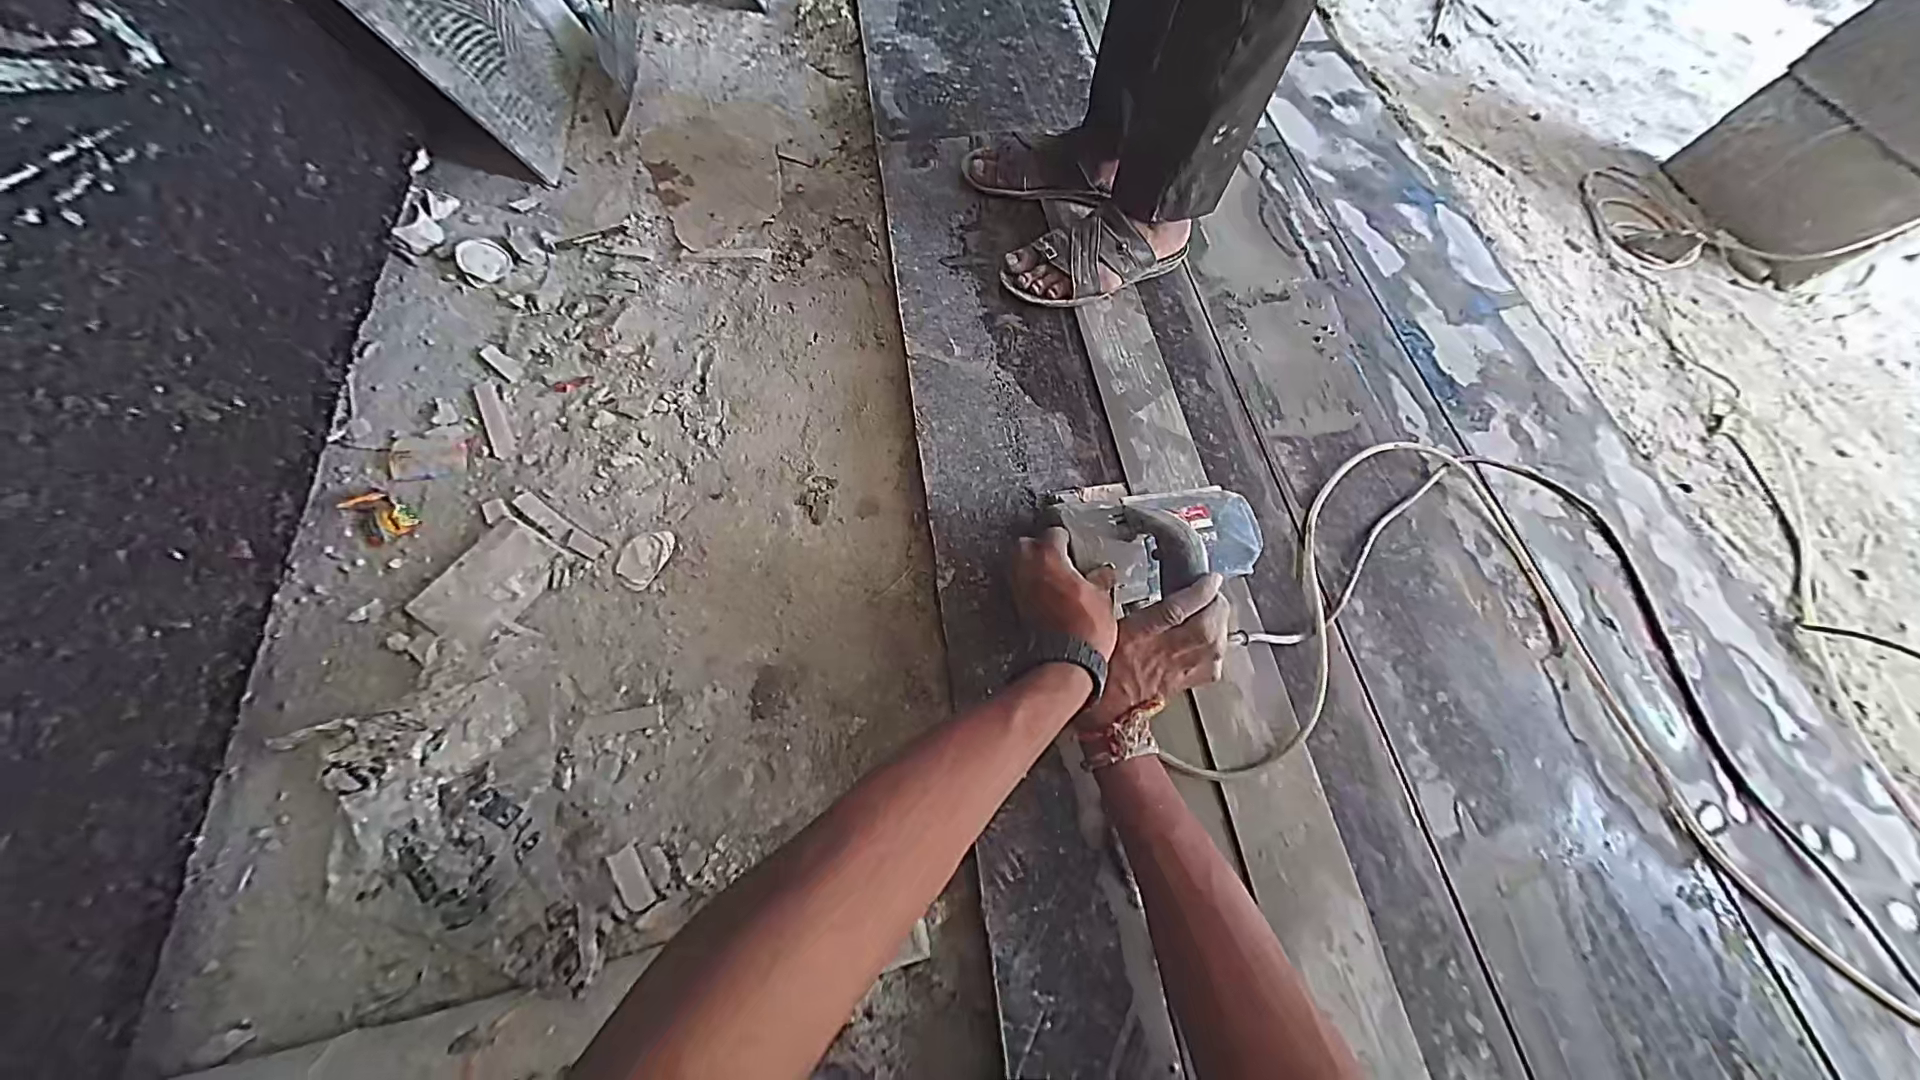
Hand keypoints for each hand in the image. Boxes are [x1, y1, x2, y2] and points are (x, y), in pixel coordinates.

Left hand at [1010, 527, 1120, 658]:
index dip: (1066, 538)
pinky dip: (1029, 585)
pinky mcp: (1016, 606)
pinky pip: (1019, 585)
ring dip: (1031, 565)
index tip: (1073, 544)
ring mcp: (1018, 588)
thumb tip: (1103, 574)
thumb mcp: (1103, 598)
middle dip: (1038, 546)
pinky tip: (1046, 593)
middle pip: (1025, 544)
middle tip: (1057, 555)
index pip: (1053, 533)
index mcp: (1049, 557)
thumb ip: (1101, 579)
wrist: (1065, 661)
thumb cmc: (1083, 629)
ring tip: (1051, 573)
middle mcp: (1027, 568)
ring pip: (1017, 564)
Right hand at [1077, 573, 1228, 731]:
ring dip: (1222, 626)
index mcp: (1138, 636)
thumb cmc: (1098, 667)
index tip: (1211, 578)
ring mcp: (1176, 672)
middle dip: (1218, 607)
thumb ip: (1106, 600)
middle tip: (1216, 593)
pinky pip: (1212, 667)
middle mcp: (1162, 654)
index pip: (1177, 610)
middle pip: (1206, 629)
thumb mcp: (1099, 626)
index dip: (1199, 592)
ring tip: (1218, 612)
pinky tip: (1216, 642)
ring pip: (1214, 648)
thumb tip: (1107, 575)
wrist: (1102, 709)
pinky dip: (1219, 650)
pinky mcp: (1183, 684)